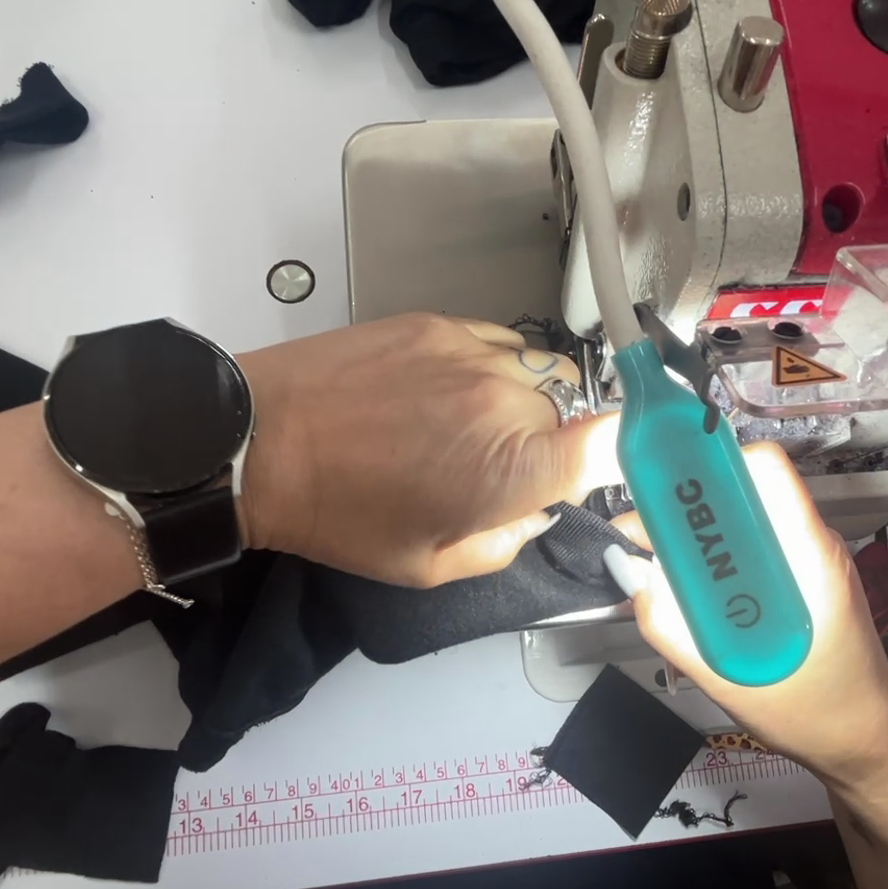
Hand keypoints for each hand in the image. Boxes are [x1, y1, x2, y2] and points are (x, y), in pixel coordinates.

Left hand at [236, 313, 618, 587]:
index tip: (602, 466)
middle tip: (494, 466)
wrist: (265, 443)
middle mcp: (507, 400)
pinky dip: (493, 369)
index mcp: (512, 469)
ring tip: (470, 425)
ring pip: (540, 372)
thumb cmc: (343, 515)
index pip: (613, 444)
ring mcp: (474, 352)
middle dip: (546, 442)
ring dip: (523, 402)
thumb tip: (532, 509)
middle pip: (570, 414)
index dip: (622, 455)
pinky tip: (451, 390)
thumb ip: (506, 542)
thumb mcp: (432, 566)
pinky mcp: (439, 322)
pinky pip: (499, 343)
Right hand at [608, 444, 887, 804]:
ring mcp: (811, 560)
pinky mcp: (804, 579)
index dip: (711, 462)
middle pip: (745, 493)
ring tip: (654, 563)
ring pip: (747, 521)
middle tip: (640, 534)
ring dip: (700, 534)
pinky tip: (690, 592)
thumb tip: (628, 574)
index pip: (765, 468)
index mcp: (809, 554)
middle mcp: (813, 544)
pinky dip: (717, 558)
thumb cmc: (812, 715)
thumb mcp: (728, 679)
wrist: (868, 748)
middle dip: (688, 504)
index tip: (662, 483)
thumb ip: (671, 628)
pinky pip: (754, 549)